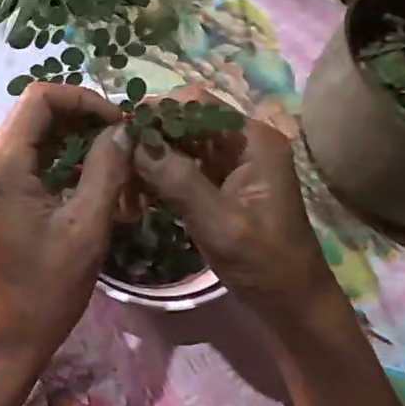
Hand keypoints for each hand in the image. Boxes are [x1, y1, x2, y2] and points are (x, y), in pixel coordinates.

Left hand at [0, 83, 129, 388]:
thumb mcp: (87, 226)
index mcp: (2, 164)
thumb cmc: (47, 288)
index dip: (84, 99)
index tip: (120, 123)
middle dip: (81, 117)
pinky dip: (59, 159)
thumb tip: (123, 129)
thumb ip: (106, 168)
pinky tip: (90, 178)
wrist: (8, 336)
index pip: (40, 97)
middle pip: (34, 112)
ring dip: (72, 138)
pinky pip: (27, 158)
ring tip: (112, 159)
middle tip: (122, 140)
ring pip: (32, 134)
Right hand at [132, 111, 345, 330]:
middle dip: (149, 137)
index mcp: (252, 141)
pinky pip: (179, 167)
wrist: (290, 302)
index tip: (121, 131)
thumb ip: (179, 180)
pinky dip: (157, 177)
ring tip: (119, 177)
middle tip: (114, 158)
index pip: (197, 104)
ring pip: (178, 145)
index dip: (158, 111)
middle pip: (184, 122)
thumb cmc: (264, 262)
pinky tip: (135, 193)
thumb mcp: (220, 223)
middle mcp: (240, 142)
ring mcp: (228, 163)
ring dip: (149, 159)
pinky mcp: (216, 184)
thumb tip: (135, 142)